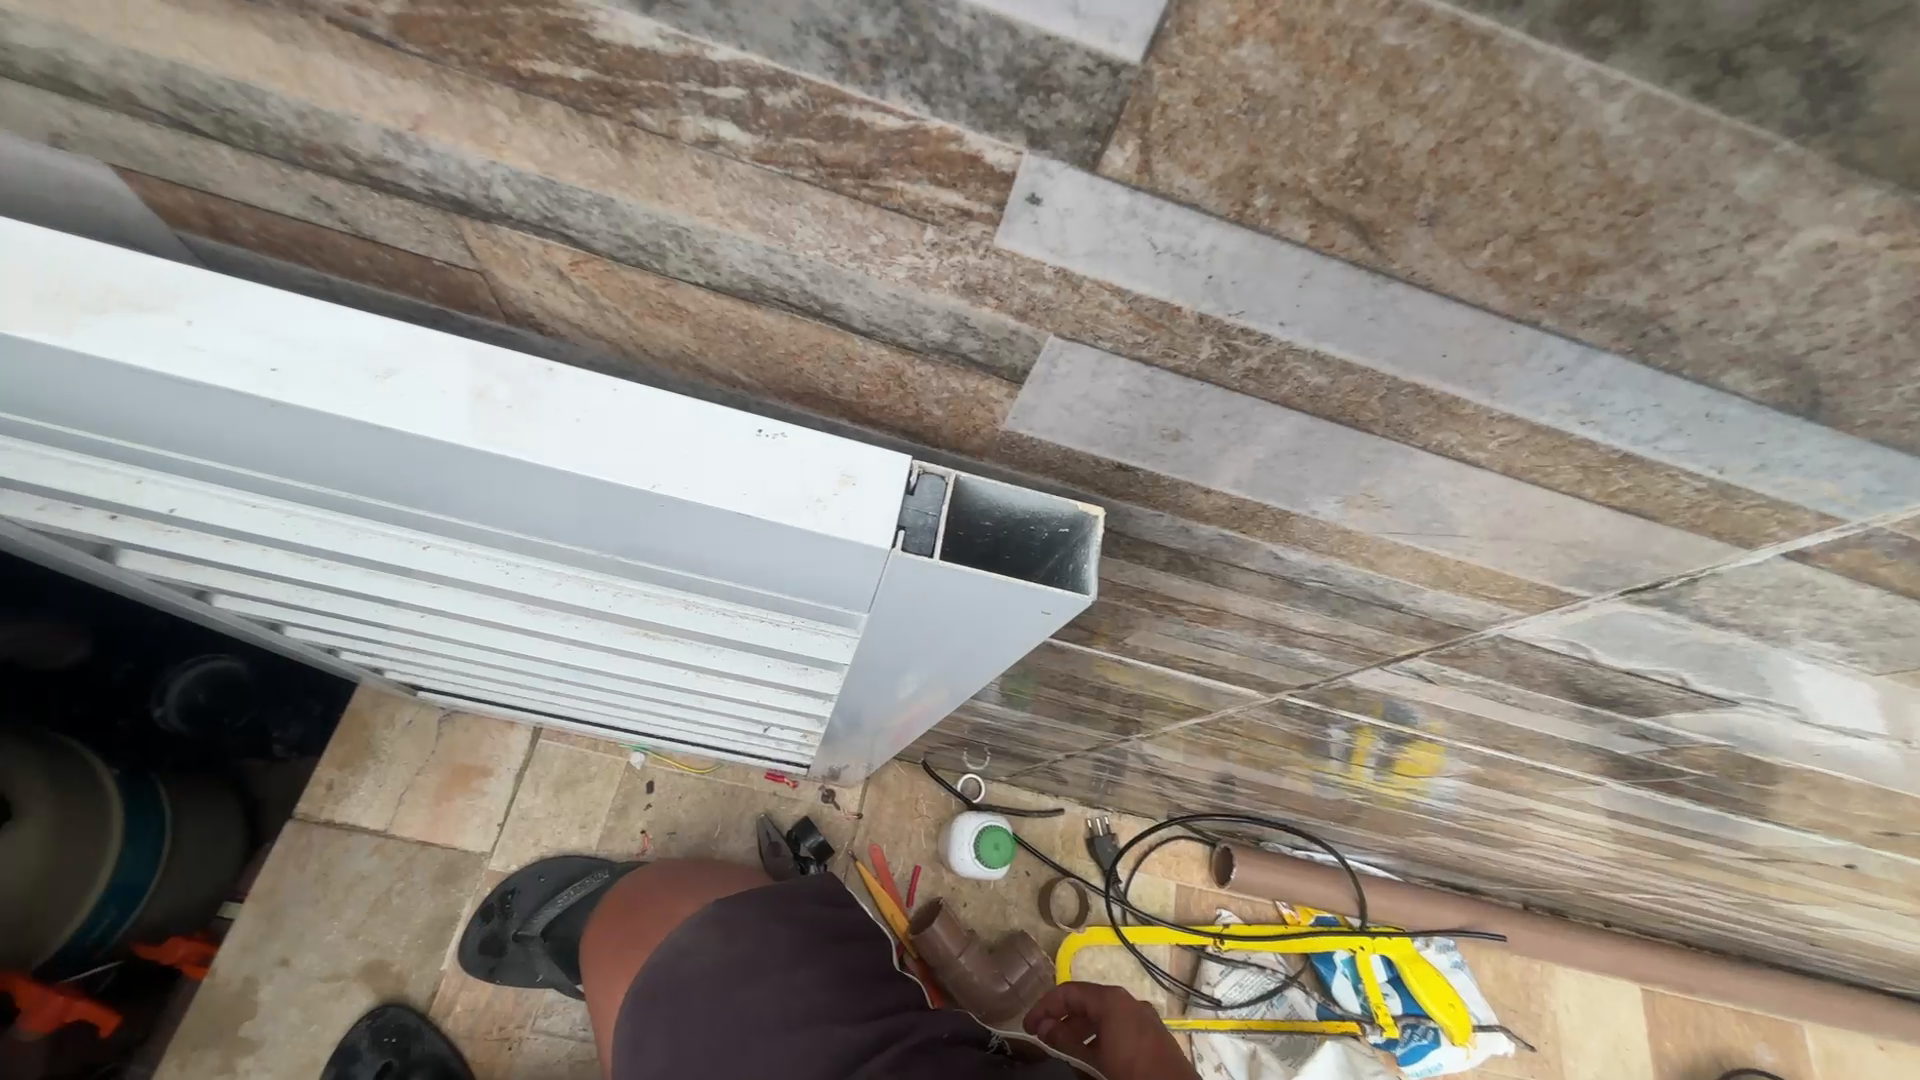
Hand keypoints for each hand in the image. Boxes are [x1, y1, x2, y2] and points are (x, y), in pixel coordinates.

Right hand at [1023, 982, 1198, 1079]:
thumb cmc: (1131, 1075)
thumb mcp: (1092, 1061)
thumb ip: (1065, 1042)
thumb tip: (1043, 1026)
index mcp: (1111, 1000)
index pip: (1069, 992)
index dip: (1044, 1007)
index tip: (1029, 1027)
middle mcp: (1128, 1001)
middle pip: (1087, 1003)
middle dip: (1063, 1020)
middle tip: (1044, 1041)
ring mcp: (1144, 1017)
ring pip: (1104, 1017)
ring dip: (1082, 1032)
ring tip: (1067, 1054)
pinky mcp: (1155, 1035)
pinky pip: (1121, 1028)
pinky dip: (1102, 1038)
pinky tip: (1095, 1060)